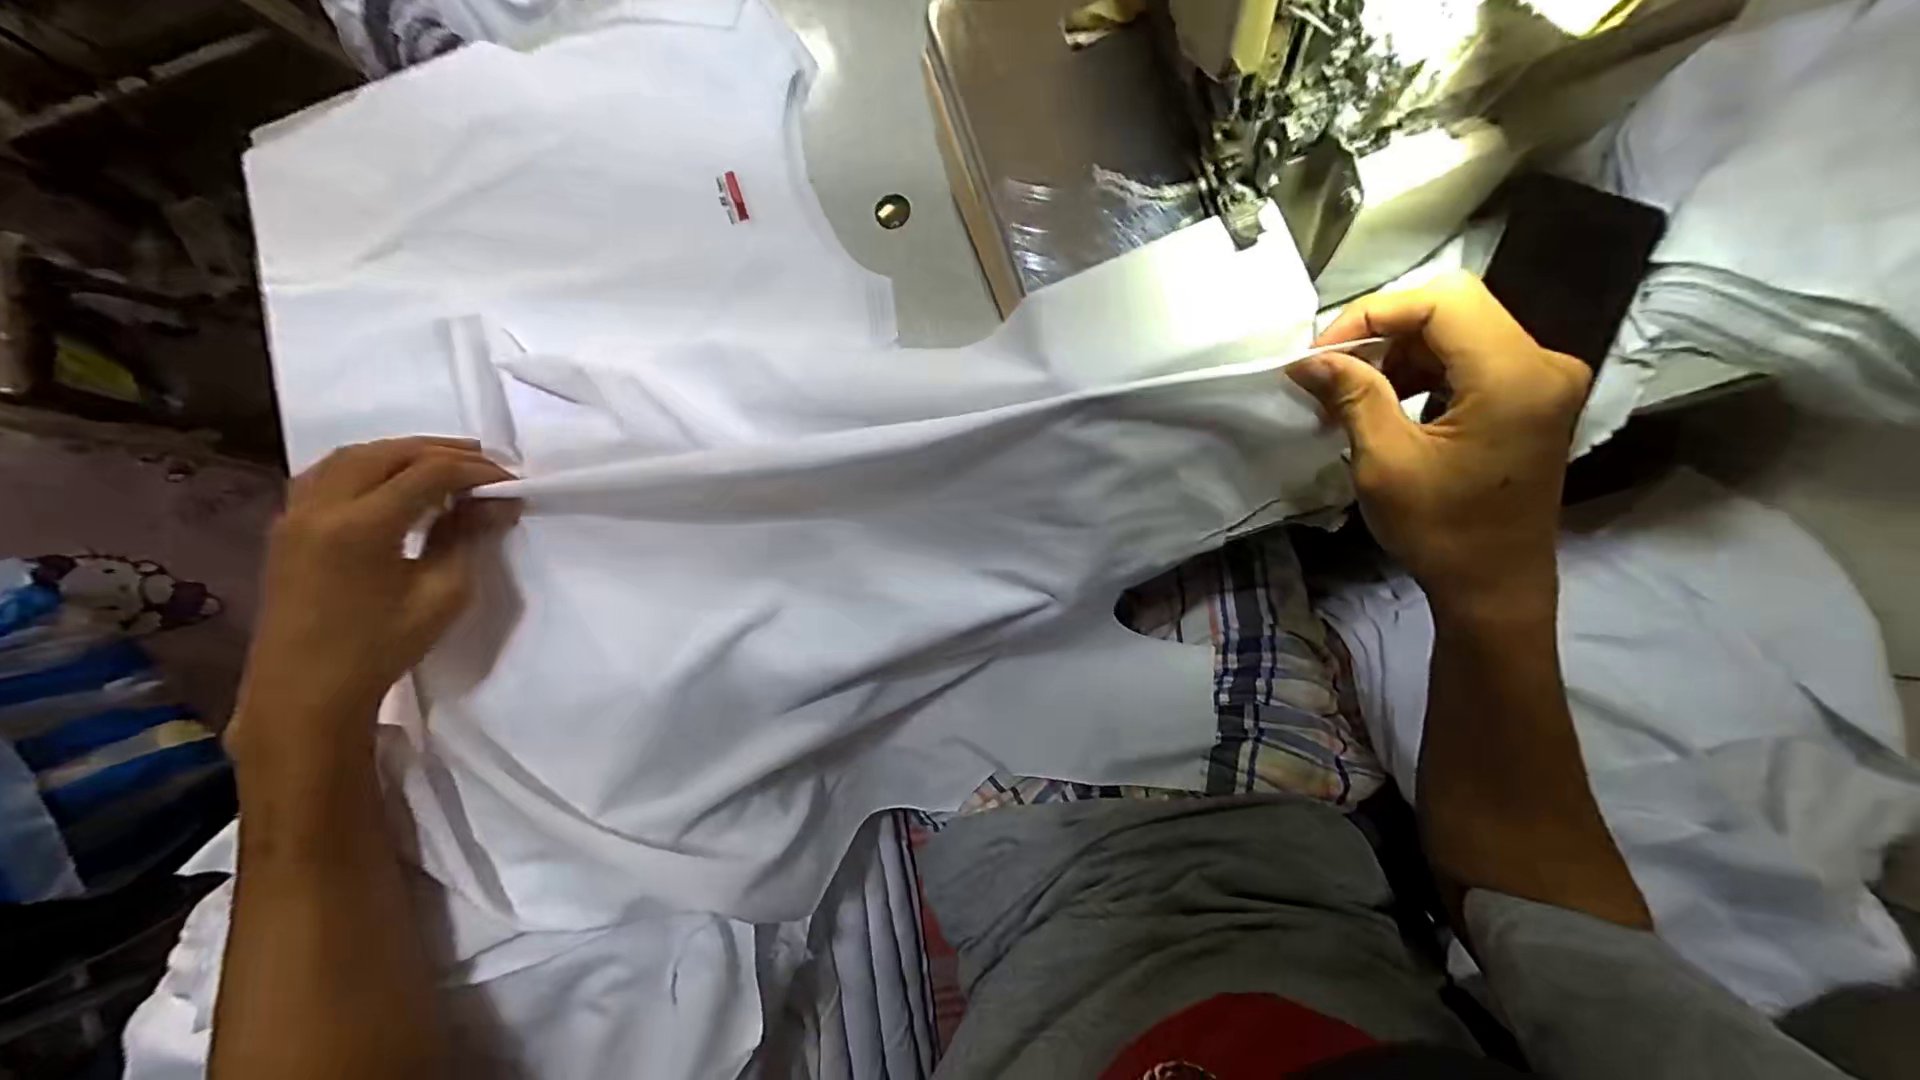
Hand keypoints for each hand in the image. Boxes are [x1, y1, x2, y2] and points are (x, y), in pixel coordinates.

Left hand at [233, 437, 518, 756]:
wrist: (305, 689)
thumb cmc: (382, 647)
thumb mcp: (443, 593)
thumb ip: (467, 537)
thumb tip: (496, 502)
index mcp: (361, 526)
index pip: (429, 473)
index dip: (476, 470)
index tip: (511, 482)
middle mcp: (321, 507)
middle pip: (389, 453)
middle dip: (444, 451)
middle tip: (488, 463)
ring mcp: (296, 513)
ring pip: (354, 455)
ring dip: (405, 452)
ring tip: (448, 463)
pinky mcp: (289, 525)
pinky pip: (330, 473)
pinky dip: (371, 464)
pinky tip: (398, 480)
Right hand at [1289, 272, 1590, 612]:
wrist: (1493, 583)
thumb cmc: (1439, 530)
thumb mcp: (1385, 461)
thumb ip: (1352, 396)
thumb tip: (1307, 359)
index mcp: (1514, 376)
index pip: (1443, 301)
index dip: (1373, 315)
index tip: (1323, 355)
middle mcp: (1542, 363)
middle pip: (1453, 307)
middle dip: (1382, 331)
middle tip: (1332, 371)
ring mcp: (1541, 379)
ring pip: (1458, 329)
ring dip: (1397, 352)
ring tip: (1351, 391)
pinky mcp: (1530, 397)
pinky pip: (1469, 358)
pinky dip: (1420, 369)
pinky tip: (1386, 400)